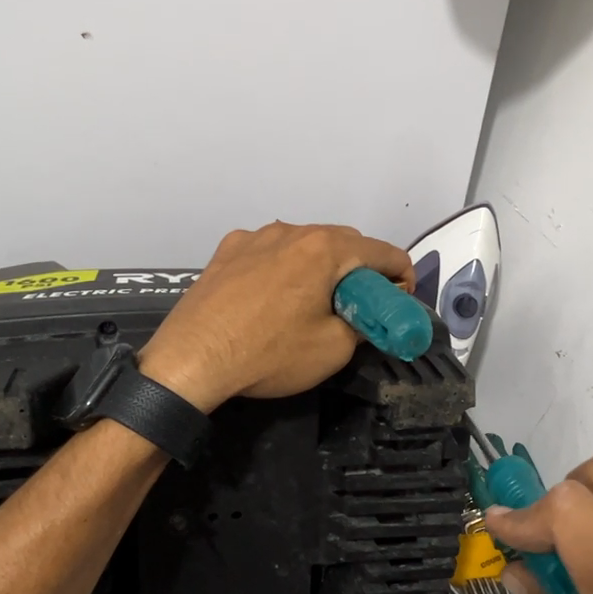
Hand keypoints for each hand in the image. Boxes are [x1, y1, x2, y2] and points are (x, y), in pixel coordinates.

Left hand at [137, 222, 412, 412]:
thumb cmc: (269, 355)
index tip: (398, 304)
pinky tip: (273, 298)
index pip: (384, 251)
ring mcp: (254, 237)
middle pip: (345, 242)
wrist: (191, 362)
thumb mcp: (334, 349)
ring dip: (321, 267)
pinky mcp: (226, 252)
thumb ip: (362, 326)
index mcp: (325, 249)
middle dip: (361, 271)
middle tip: (360, 308)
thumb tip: (364, 320)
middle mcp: (291, 231)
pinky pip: (270, 252)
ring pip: (305, 244)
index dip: (402, 278)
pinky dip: (284, 268)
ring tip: (314, 303)